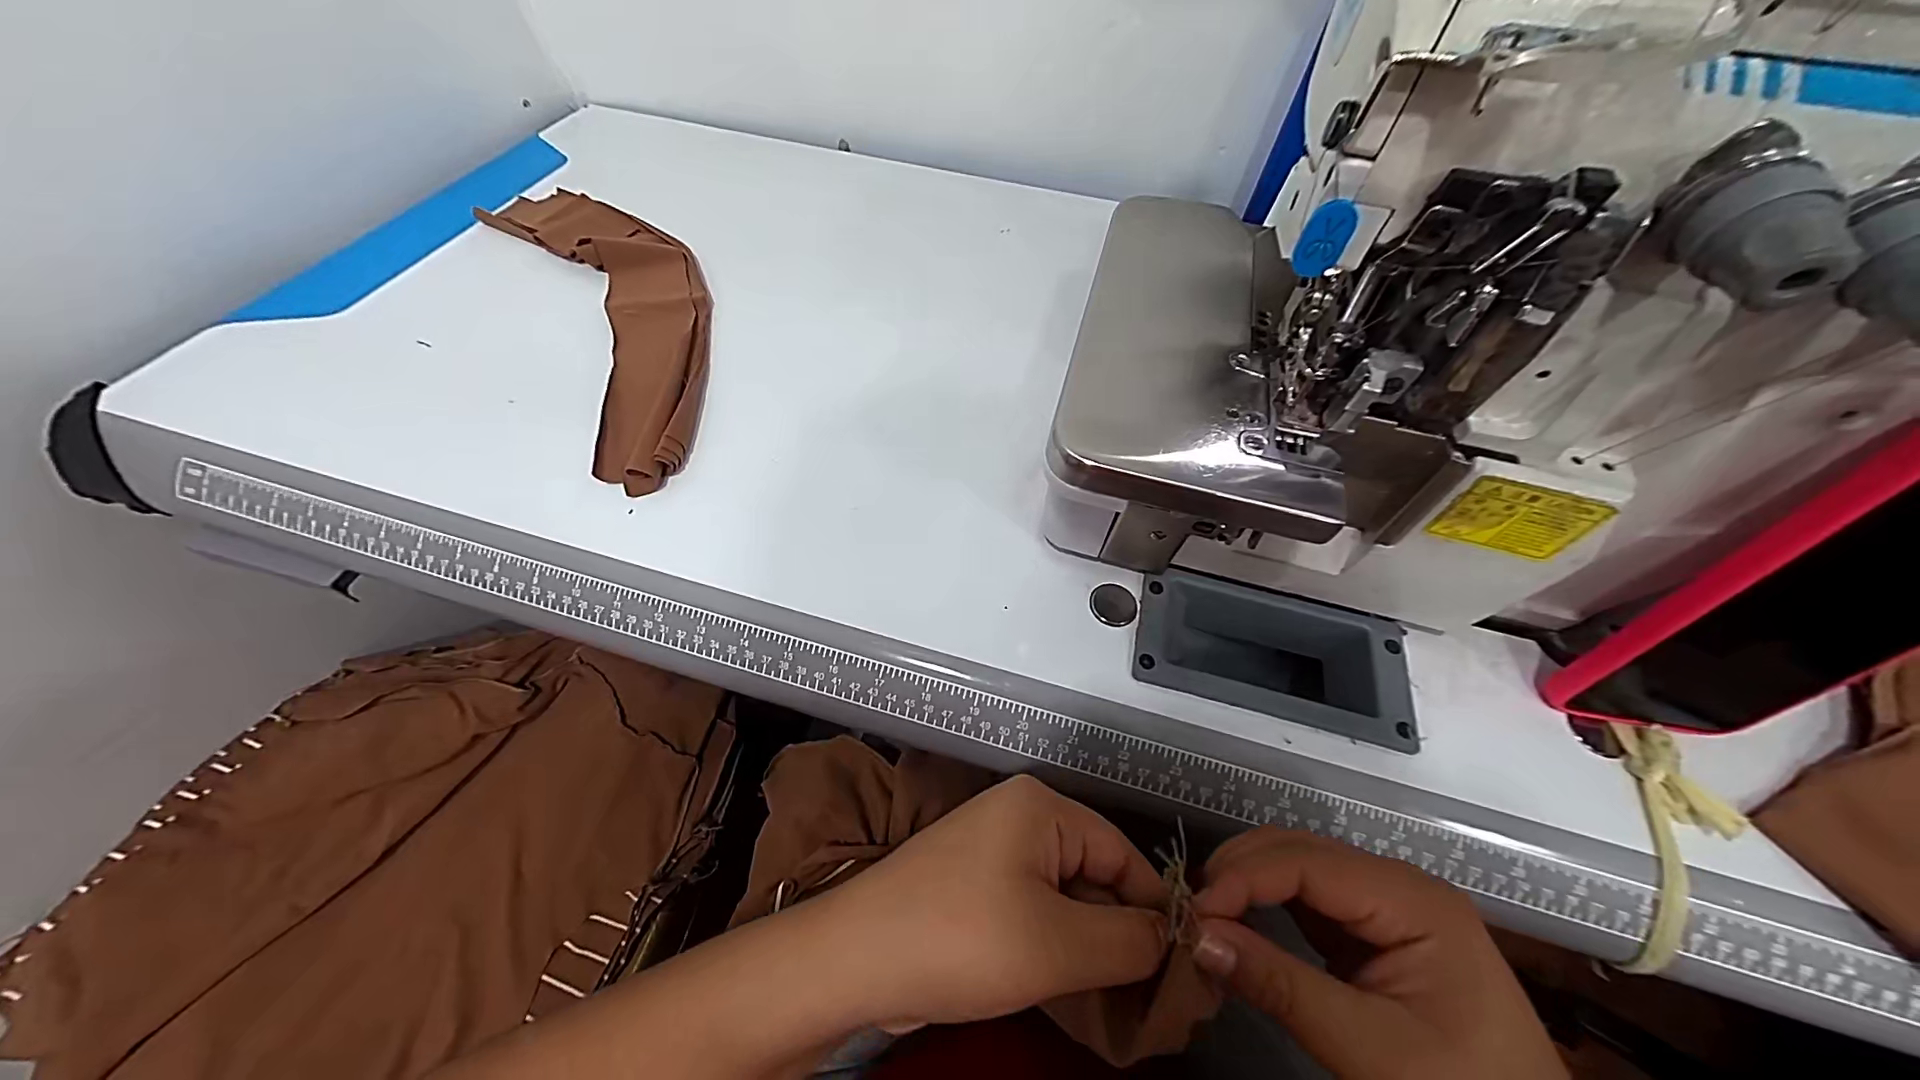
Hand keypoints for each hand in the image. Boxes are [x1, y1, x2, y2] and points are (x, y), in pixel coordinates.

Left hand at [803, 773, 1171, 1028]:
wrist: (855, 961)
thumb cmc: (960, 939)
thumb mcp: (1059, 944)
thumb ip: (1129, 940)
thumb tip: (1171, 938)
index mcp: (1040, 807)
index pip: (1123, 853)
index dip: (1155, 910)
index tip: (1182, 967)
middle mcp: (1018, 818)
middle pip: (1095, 875)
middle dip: (1122, 934)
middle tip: (1155, 996)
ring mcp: (992, 852)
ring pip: (1065, 899)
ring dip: (1090, 947)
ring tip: (1121, 1001)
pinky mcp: (975, 888)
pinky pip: (1033, 911)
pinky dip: (1055, 947)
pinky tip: (1075, 989)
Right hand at [1190, 829, 1566, 1079]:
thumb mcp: (1371, 1050)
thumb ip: (1281, 986)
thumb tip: (1198, 937)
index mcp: (1411, 899)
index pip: (1303, 862)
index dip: (1241, 877)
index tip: (1193, 913)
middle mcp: (1396, 883)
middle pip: (1295, 850)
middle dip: (1237, 873)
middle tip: (1193, 916)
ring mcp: (1385, 903)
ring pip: (1295, 867)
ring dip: (1246, 885)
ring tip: (1208, 920)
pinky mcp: (1372, 928)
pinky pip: (1306, 897)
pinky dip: (1265, 905)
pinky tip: (1239, 927)